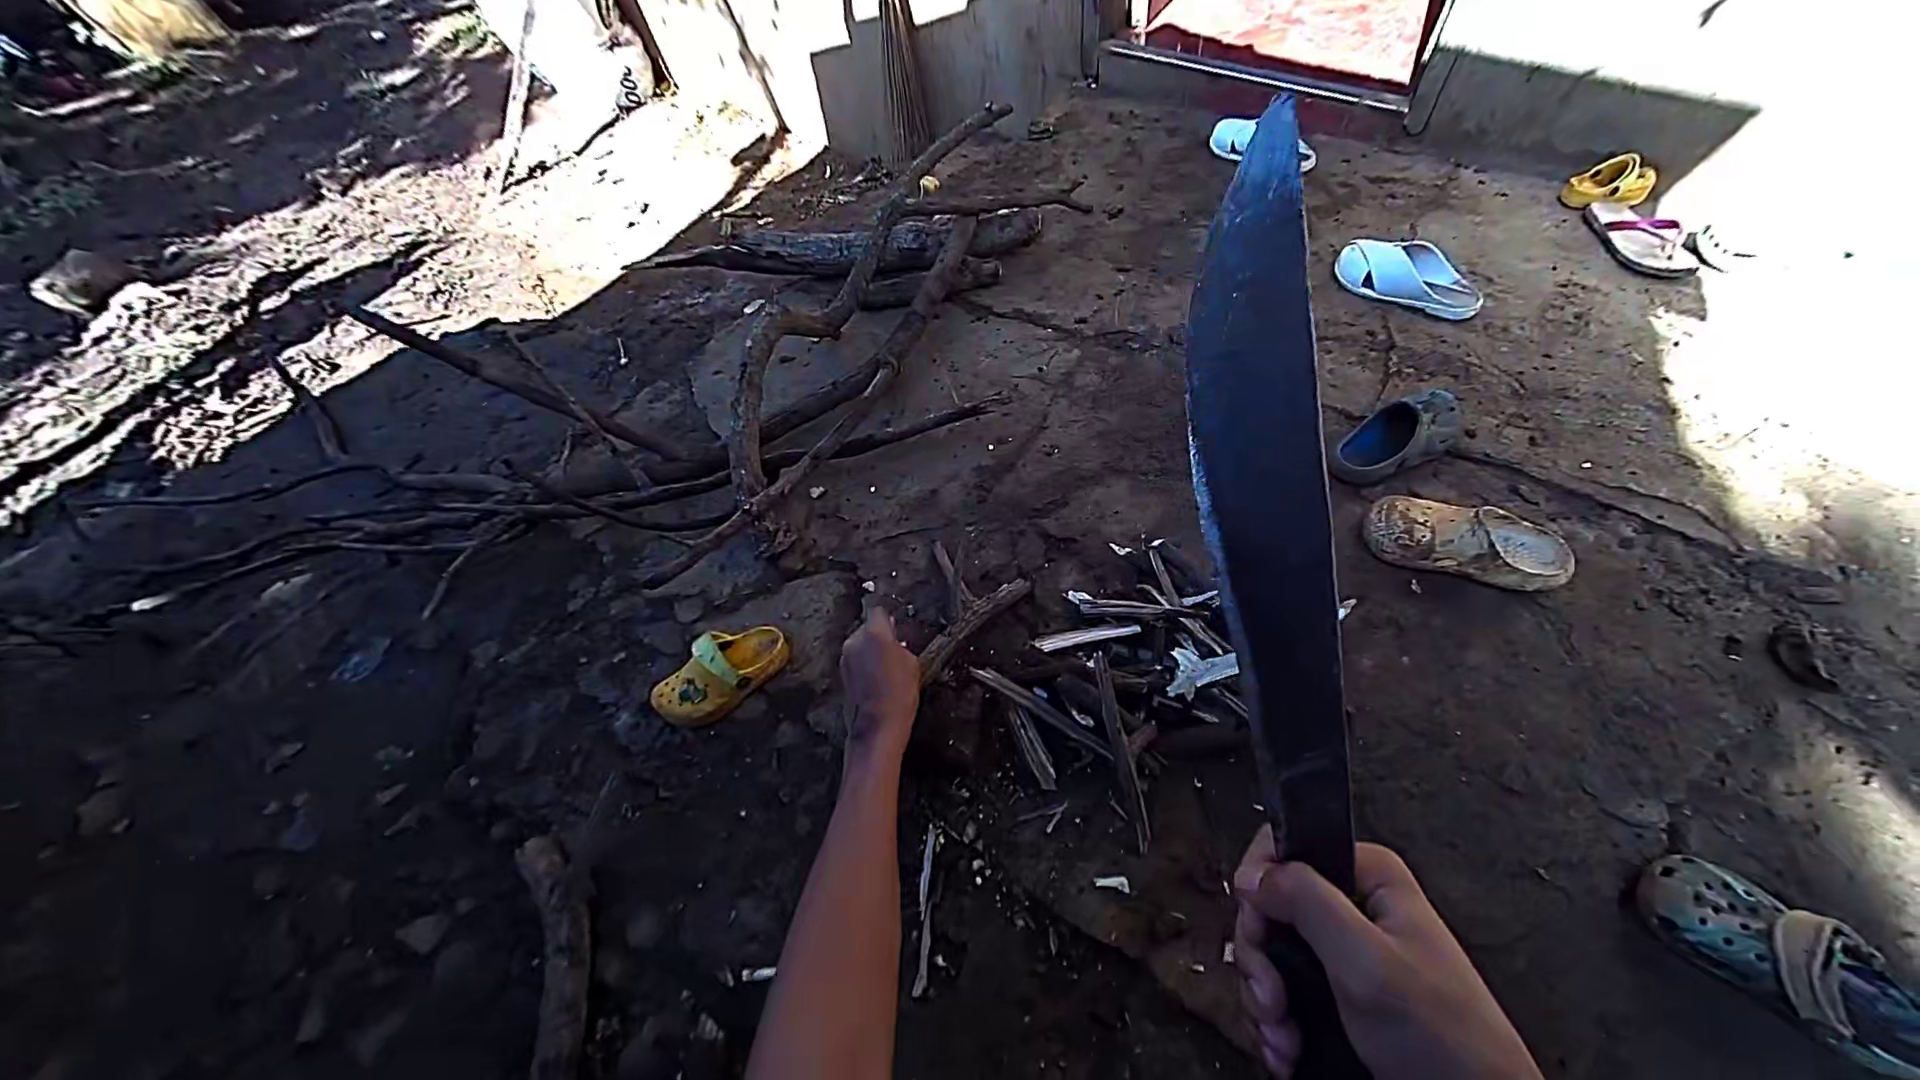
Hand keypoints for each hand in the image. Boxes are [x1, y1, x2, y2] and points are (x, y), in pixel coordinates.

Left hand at [838, 606, 919, 762]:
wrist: (878, 726)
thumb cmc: (900, 693)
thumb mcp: (912, 663)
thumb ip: (901, 646)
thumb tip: (895, 642)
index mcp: (873, 633)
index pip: (878, 611)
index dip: (888, 618)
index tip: (896, 626)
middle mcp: (854, 642)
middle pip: (867, 628)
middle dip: (879, 635)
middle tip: (895, 650)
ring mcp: (845, 658)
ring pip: (860, 645)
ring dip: (871, 651)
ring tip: (887, 668)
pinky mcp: (841, 674)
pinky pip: (855, 661)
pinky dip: (864, 665)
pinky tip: (878, 680)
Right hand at [1232, 827, 1542, 1079]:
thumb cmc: (1445, 1044)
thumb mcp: (1368, 963)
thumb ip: (1307, 902)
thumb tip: (1251, 874)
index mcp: (1366, 875)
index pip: (1282, 847)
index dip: (1257, 887)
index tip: (1259, 933)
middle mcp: (1349, 903)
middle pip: (1266, 903)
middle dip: (1259, 958)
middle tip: (1273, 1001)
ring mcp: (1339, 947)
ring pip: (1268, 948)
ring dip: (1263, 995)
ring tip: (1282, 1036)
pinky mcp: (1333, 986)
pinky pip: (1279, 983)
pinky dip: (1273, 1017)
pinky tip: (1286, 1044)